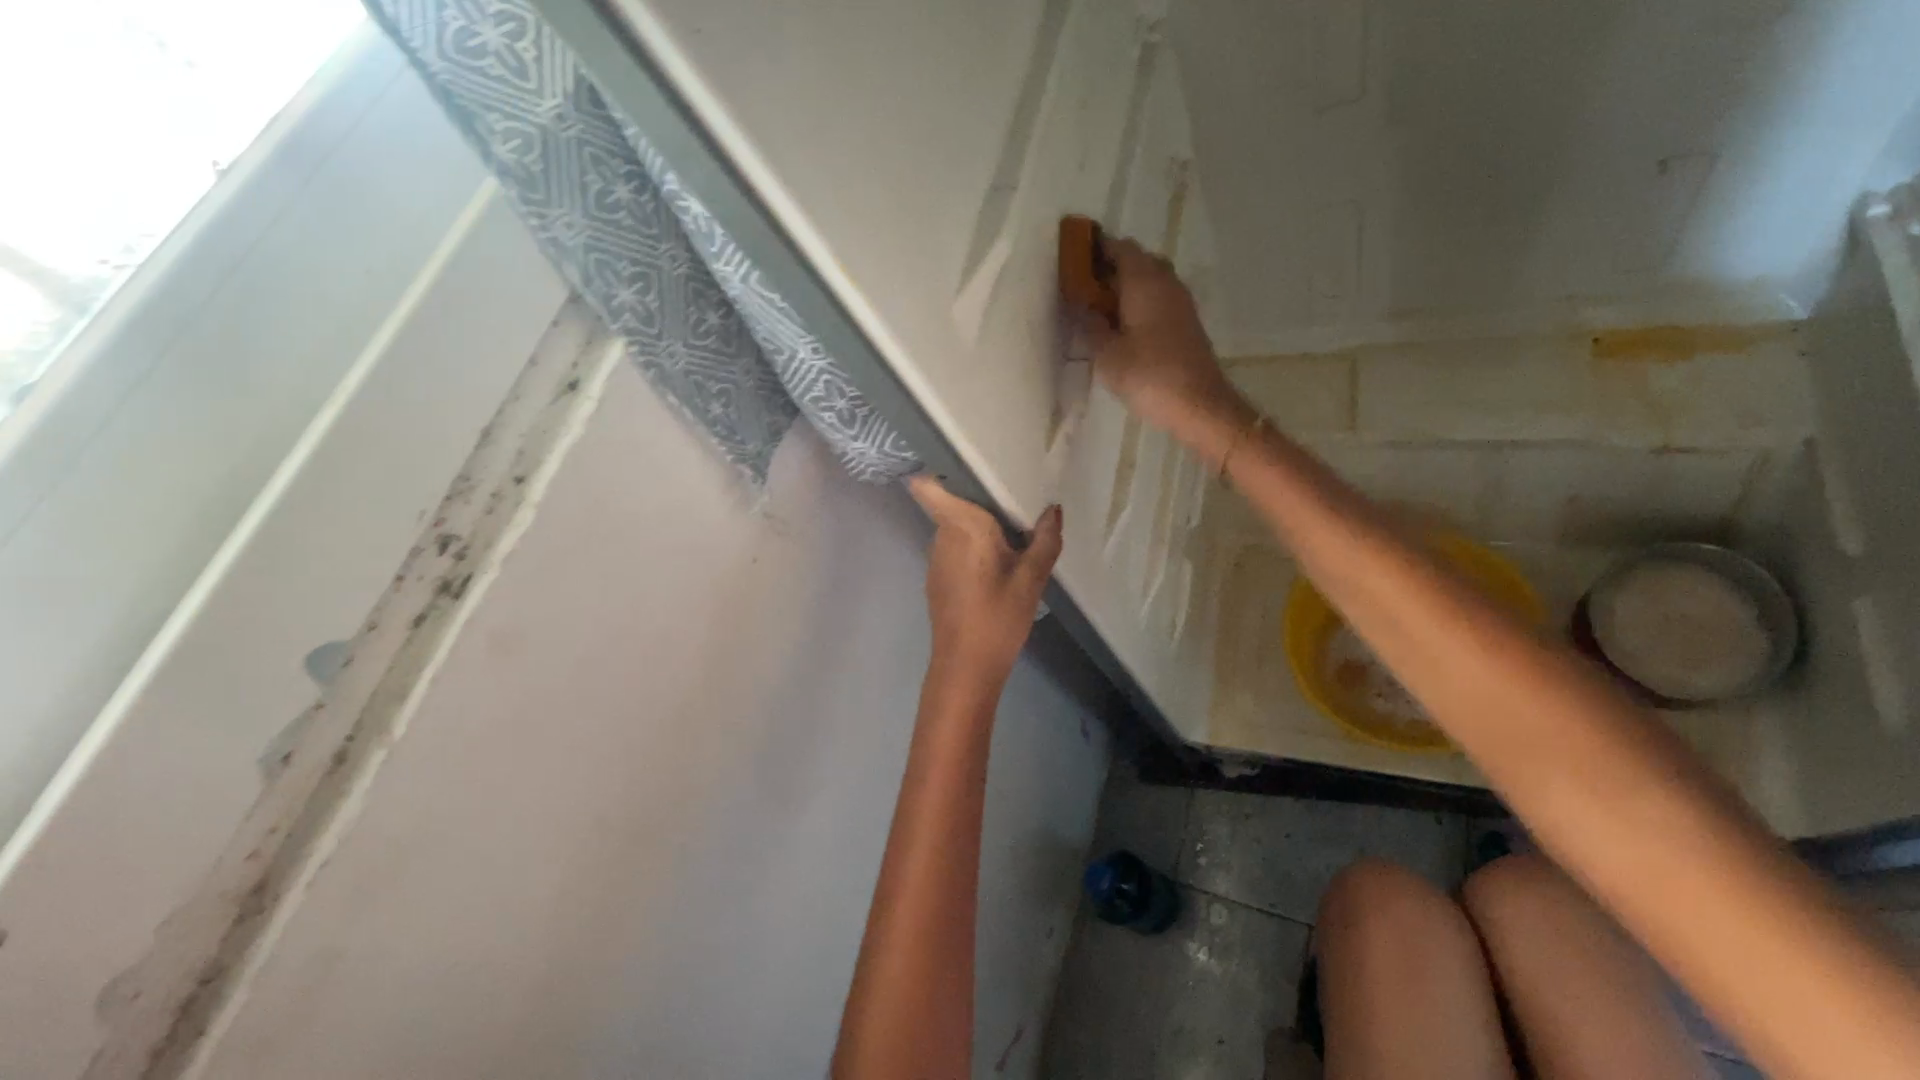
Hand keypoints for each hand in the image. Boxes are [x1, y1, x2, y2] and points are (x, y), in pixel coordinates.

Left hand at [907, 476, 1062, 683]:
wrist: (966, 668)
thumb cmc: (998, 617)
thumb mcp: (1031, 579)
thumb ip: (1044, 540)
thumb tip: (1053, 510)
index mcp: (961, 526)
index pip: (929, 487)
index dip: (938, 471)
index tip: (965, 462)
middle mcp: (942, 536)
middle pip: (952, 504)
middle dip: (979, 499)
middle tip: (1015, 497)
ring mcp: (936, 560)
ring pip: (956, 529)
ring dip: (980, 527)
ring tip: (1014, 529)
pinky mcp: (939, 580)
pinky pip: (956, 550)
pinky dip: (974, 549)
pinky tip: (1000, 563)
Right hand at [1081, 237, 1253, 464]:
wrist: (1199, 405)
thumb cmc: (1149, 376)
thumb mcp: (1107, 354)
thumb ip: (1090, 324)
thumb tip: (1082, 305)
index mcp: (1144, 281)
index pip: (1120, 247)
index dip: (1096, 247)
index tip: (1074, 255)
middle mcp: (1166, 282)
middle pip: (1137, 260)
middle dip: (1110, 267)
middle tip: (1083, 285)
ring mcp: (1180, 302)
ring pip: (1150, 279)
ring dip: (1126, 286)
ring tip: (1099, 307)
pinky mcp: (1186, 322)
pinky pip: (1158, 298)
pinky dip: (1139, 301)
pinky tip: (1122, 324)